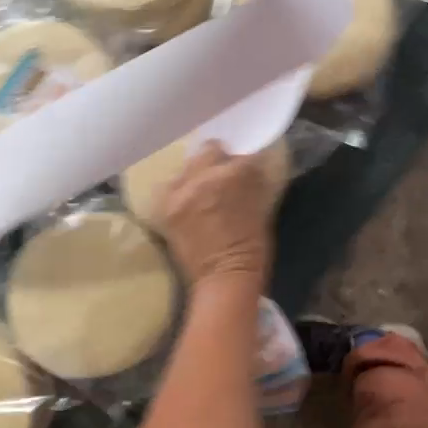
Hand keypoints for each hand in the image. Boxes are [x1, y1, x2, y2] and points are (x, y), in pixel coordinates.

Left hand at [160, 142, 276, 285]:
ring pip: (188, 166)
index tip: (244, 172)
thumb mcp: (261, 205)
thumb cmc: (253, 246)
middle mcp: (205, 175)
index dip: (244, 164)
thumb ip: (250, 181)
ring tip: (202, 192)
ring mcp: (181, 190)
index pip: (242, 155)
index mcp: (236, 174)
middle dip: (219, 161)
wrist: (224, 278)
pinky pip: (170, 185)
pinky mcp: (165, 205)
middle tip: (222, 178)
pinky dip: (179, 191)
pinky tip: (186, 203)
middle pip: (210, 150)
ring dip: (197, 174)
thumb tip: (244, 169)